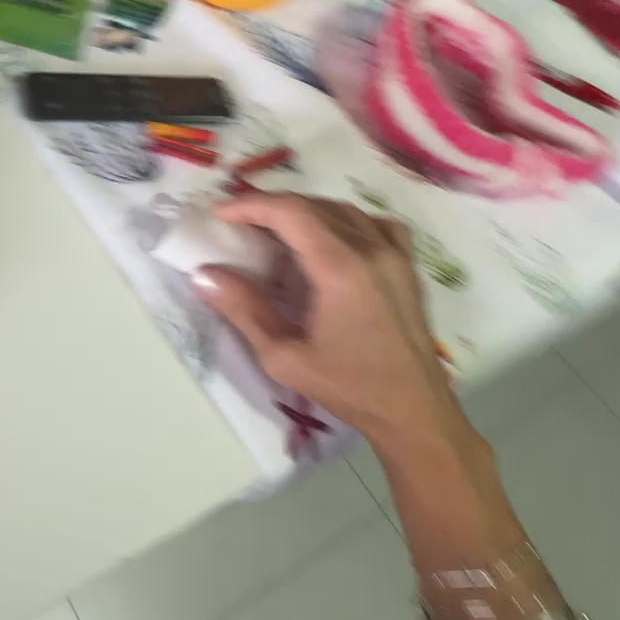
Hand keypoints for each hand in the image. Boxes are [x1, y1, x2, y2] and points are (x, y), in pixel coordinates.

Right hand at [192, 193, 465, 451]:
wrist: (415, 414)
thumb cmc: (349, 388)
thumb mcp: (283, 357)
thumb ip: (243, 310)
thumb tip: (204, 275)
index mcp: (341, 269)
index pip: (291, 213)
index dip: (251, 206)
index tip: (220, 214)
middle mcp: (371, 251)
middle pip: (313, 206)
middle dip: (270, 206)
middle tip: (237, 222)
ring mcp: (395, 256)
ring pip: (342, 210)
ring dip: (303, 210)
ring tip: (273, 228)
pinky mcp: (407, 268)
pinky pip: (375, 223)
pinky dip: (344, 219)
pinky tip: (329, 238)